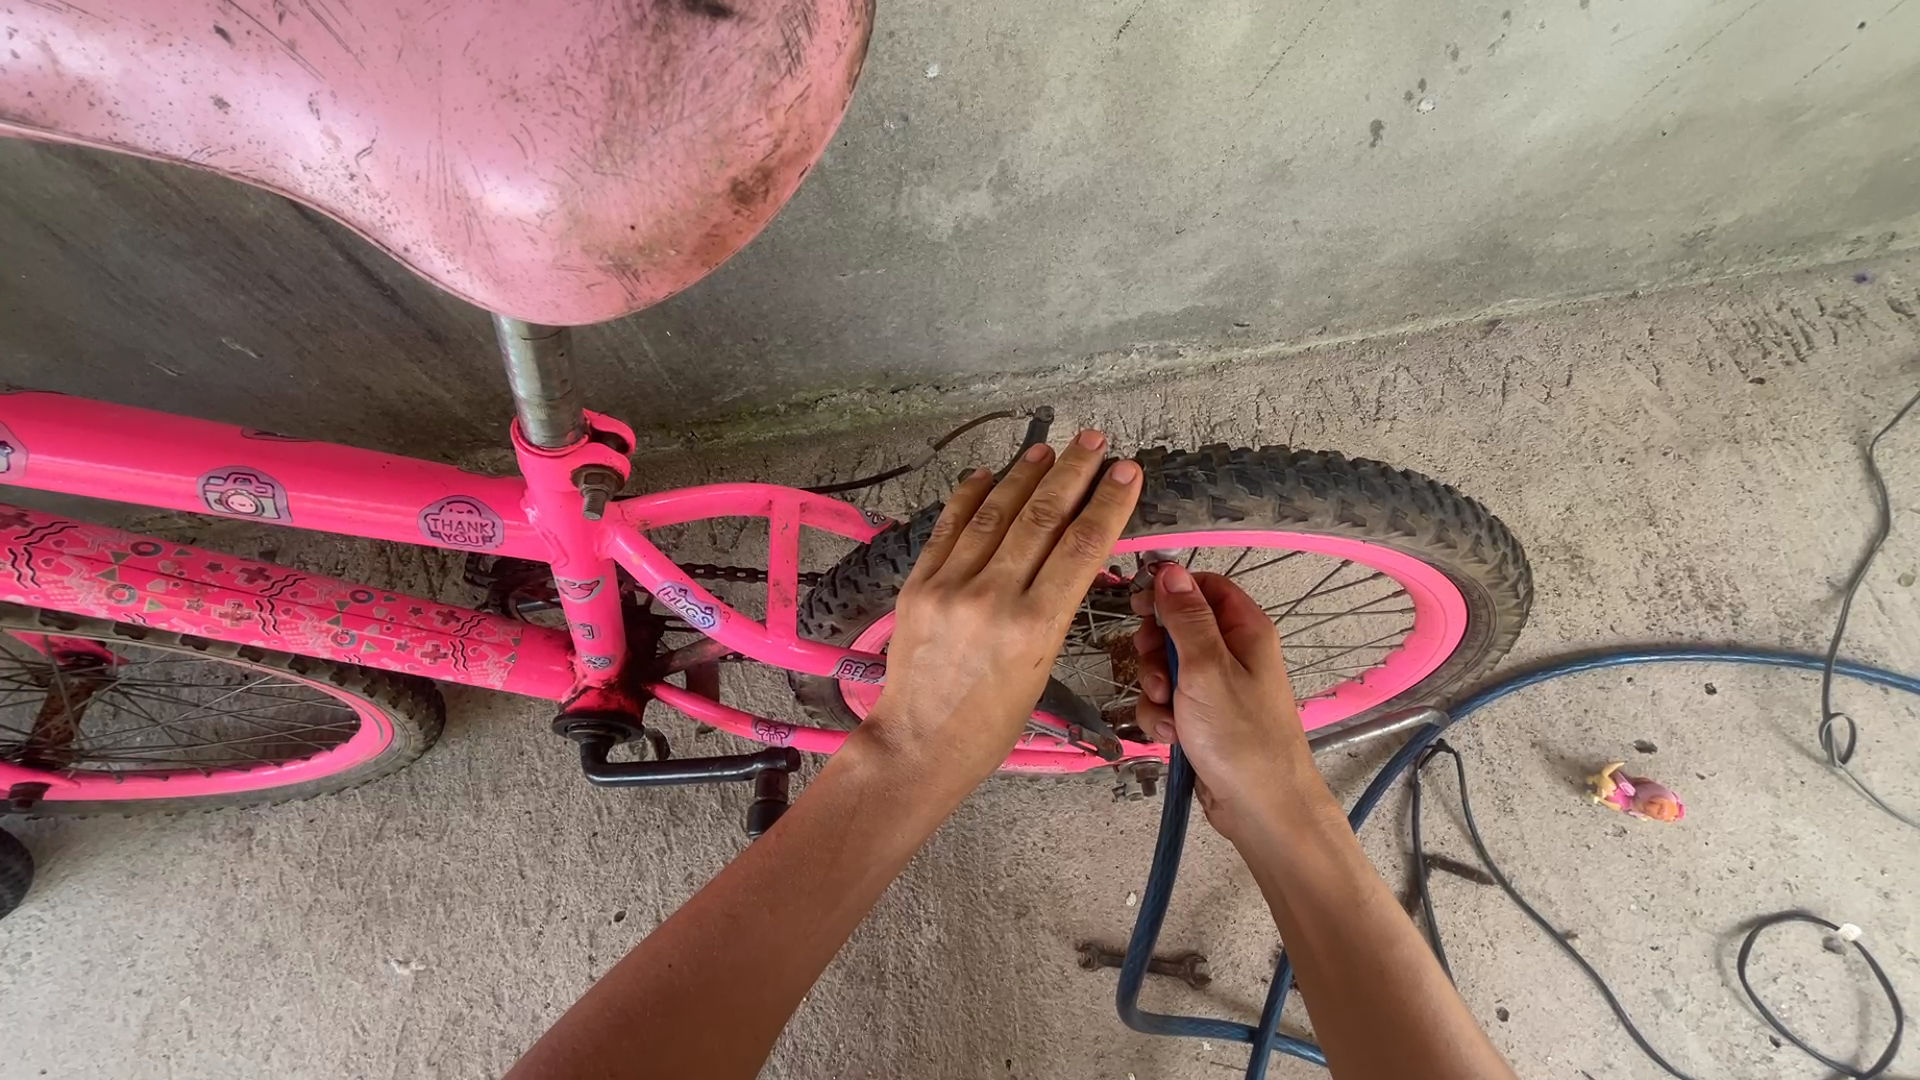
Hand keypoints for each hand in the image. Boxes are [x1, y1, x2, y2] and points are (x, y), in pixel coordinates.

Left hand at [863, 430, 1143, 790]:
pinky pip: (948, 528)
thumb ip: (1052, 608)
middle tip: (1094, 442)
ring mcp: (950, 586)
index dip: (1108, 503)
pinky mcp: (918, 584)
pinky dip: (968, 497)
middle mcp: (993, 597)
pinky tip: (987, 474)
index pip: (1081, 547)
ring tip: (1048, 450)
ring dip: (1024, 476)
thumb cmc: (991, 723)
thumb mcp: (1041, 669)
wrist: (921, 741)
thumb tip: (1066, 556)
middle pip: (1040, 518)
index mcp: (1034, 627)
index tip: (1127, 472)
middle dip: (1072, 474)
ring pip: (994, 514)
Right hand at [1130, 566, 1338, 841]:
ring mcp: (1214, 687)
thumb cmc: (1240, 735)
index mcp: (1244, 629)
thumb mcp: (1206, 667)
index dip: (1170, 591)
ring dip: (1154, 689)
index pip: (1203, 587)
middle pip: (1176, 627)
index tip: (1138, 604)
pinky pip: (1165, 702)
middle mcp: (1230, 653)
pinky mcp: (1199, 718)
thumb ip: (1185, 617)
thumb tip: (1169, 570)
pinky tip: (1172, 736)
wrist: (1260, 810)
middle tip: (1156, 668)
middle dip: (1155, 650)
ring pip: (1164, 667)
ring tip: (1169, 713)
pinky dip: (1161, 717)